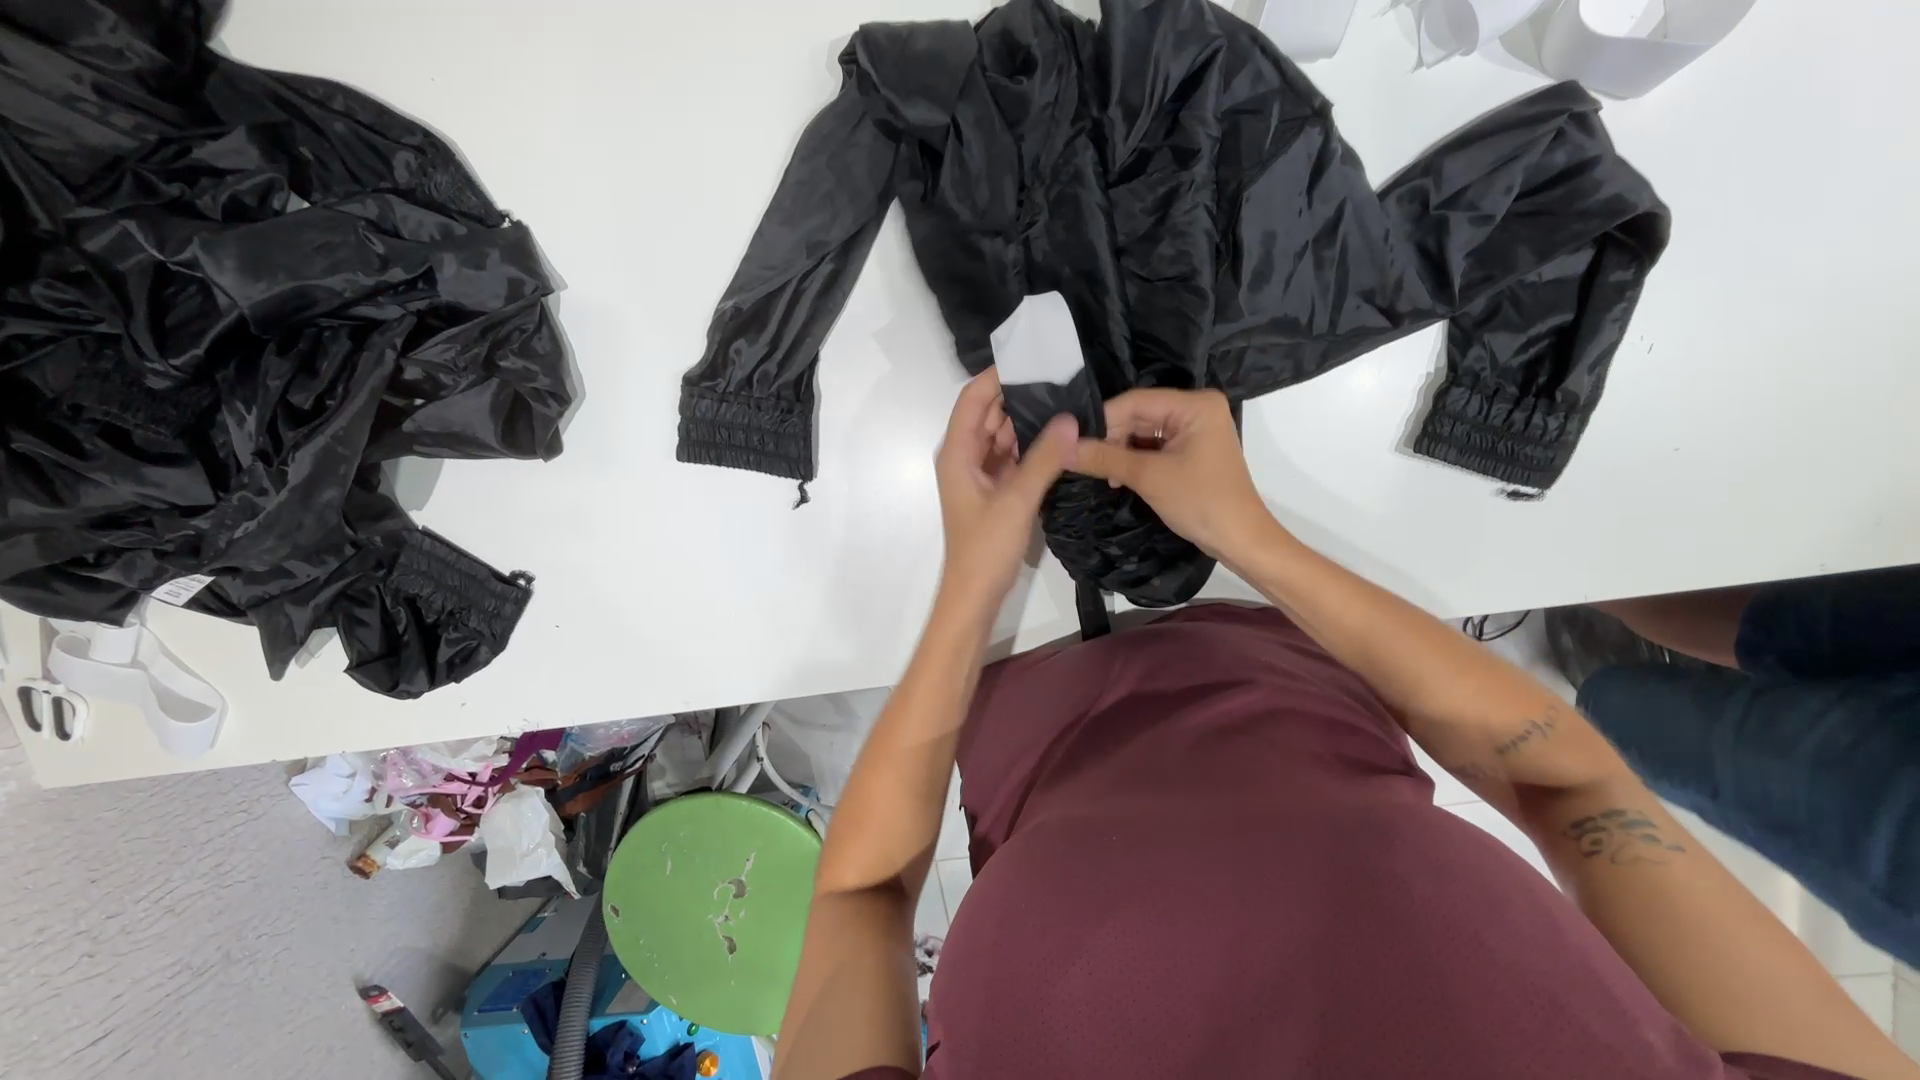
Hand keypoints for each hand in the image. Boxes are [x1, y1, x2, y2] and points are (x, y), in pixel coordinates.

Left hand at [934, 369, 1077, 610]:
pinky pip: (1011, 457)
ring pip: (1002, 436)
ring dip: (1027, 421)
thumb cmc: (986, 547)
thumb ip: (1044, 458)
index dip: (996, 376)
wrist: (975, 594)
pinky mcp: (994, 491)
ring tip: (1065, 401)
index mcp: (957, 453)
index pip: (973, 400)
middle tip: (1059, 378)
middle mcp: (965, 458)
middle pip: (989, 414)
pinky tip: (1058, 437)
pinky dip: (1030, 447)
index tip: (1031, 359)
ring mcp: (979, 475)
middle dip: (1018, 396)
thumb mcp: (1017, 500)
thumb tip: (1071, 419)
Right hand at [1075, 388, 1282, 563]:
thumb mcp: (1149, 477)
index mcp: (1195, 405)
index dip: (1101, 420)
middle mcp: (1197, 408)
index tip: (1070, 440)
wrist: (1240, 540)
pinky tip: (1117, 476)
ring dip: (1120, 451)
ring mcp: (1196, 429)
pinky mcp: (1192, 449)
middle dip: (1110, 437)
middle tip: (1082, 460)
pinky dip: (1135, 460)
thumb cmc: (1201, 503)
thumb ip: (1105, 458)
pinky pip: (1155, 445)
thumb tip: (1064, 448)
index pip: (1135, 401)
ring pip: (1143, 431)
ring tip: (1099, 473)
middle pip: (1138, 414)